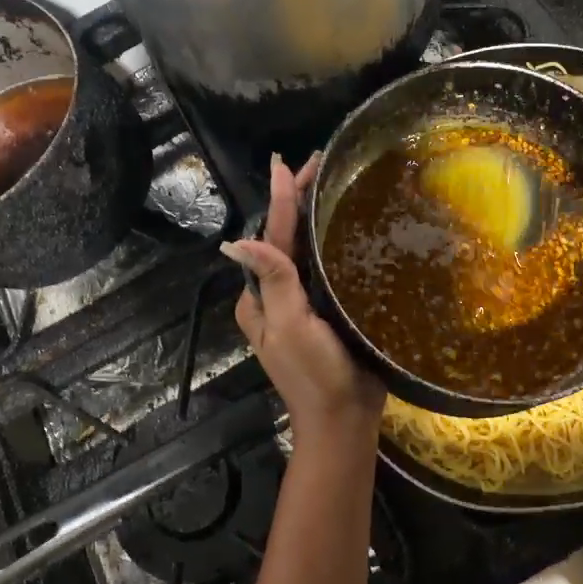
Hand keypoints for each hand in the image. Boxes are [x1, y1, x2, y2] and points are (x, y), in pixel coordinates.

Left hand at [221, 154, 384, 442]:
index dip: (280, 199)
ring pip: (305, 249)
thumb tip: (232, 241)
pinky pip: (325, 267)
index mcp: (260, 296)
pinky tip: (349, 226)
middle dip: (298, 199)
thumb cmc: (314, 373)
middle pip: (285, 237)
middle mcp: (277, 294)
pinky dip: (332, 240)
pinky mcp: (327, 311)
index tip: (288, 164)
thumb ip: (271, 281)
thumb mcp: (288, 326)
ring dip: (315, 215)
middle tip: (320, 163)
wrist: (344, 419)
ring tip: (331, 183)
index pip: (270, 237)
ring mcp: (301, 303)